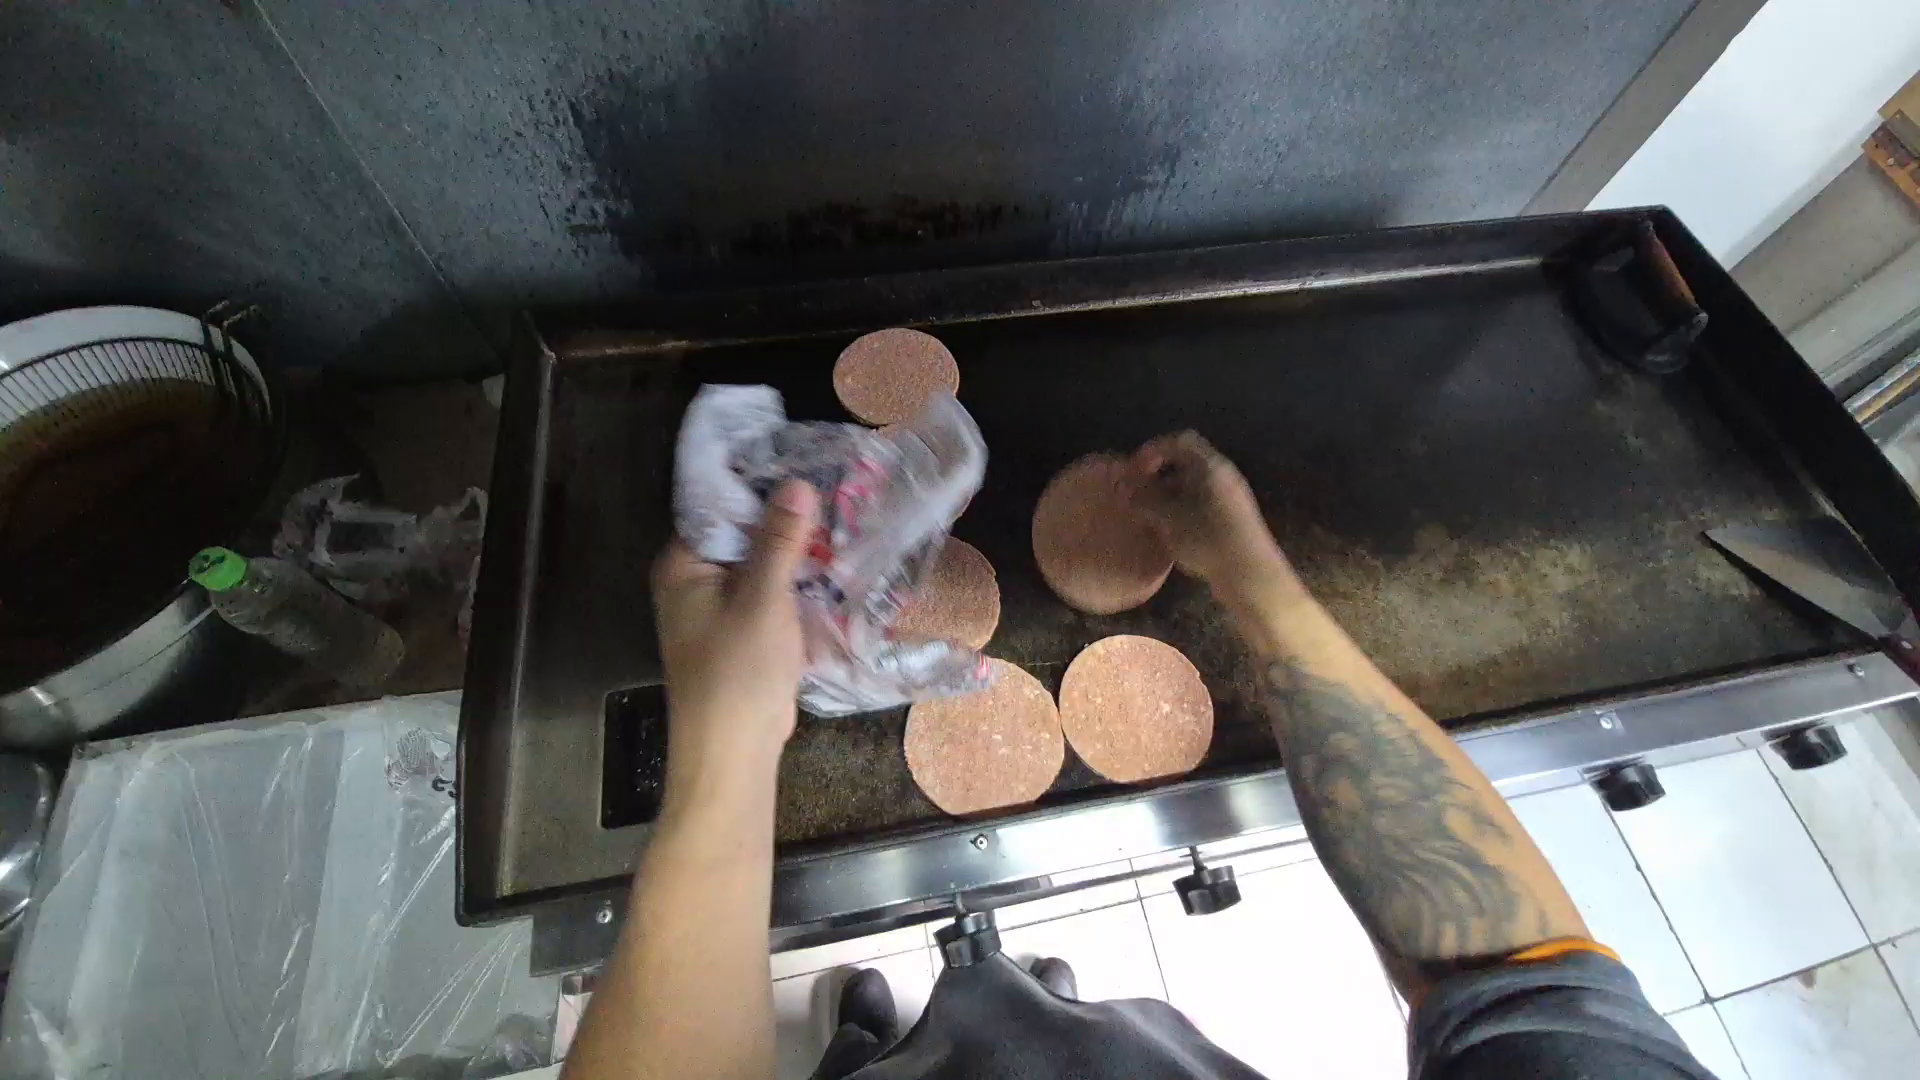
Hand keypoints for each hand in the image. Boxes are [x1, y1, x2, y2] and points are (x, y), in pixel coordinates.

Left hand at [652, 481, 819, 771]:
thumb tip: (797, 484)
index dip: (760, 485)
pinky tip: (832, 565)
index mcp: (684, 565)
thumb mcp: (763, 598)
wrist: (734, 749)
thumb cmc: (739, 670)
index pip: (719, 507)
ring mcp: (719, 608)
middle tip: (834, 489)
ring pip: (760, 564)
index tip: (805, 464)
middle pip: (742, 534)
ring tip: (841, 519)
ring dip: (795, 551)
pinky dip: (795, 581)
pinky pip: (770, 592)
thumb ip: (780, 540)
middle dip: (785, 519)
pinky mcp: (743, 630)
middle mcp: (695, 581)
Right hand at [1123, 432, 1296, 598]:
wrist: (1249, 573)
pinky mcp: (1233, 515)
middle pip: (1187, 460)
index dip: (1153, 450)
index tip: (1134, 470)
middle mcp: (1223, 473)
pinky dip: (1181, 505)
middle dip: (1158, 473)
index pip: (1179, 441)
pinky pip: (1202, 499)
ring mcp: (1230, 494)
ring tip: (1150, 513)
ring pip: (1193, 482)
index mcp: (1210, 466)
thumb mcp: (1168, 518)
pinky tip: (1171, 527)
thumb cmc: (1206, 538)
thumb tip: (1123, 487)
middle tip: (1138, 492)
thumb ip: (1143, 499)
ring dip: (1168, 492)